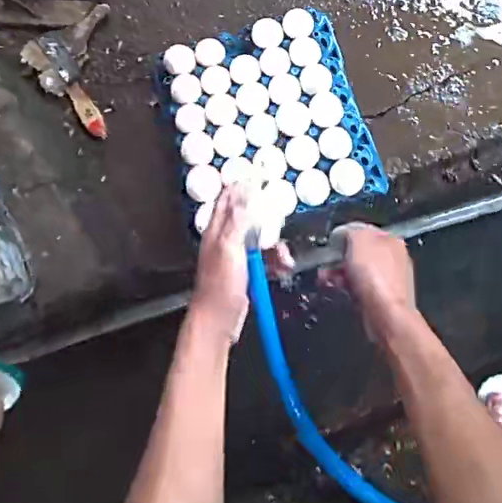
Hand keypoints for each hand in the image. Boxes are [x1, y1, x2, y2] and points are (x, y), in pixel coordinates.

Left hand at [188, 183, 294, 343]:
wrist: (217, 323)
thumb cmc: (220, 287)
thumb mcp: (230, 248)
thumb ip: (238, 220)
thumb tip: (245, 192)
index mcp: (217, 230)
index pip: (228, 199)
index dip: (242, 187)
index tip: (259, 179)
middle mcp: (225, 239)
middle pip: (248, 217)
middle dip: (267, 219)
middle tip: (279, 222)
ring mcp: (236, 256)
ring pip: (260, 239)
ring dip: (275, 246)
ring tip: (284, 258)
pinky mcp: (245, 272)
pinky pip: (264, 259)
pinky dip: (275, 261)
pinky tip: (282, 268)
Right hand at [321, 223, 415, 335]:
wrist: (386, 315)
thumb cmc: (374, 273)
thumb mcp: (358, 240)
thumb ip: (350, 232)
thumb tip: (344, 235)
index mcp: (391, 240)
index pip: (364, 230)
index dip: (346, 233)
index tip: (331, 242)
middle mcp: (392, 258)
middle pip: (359, 252)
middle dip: (338, 256)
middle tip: (325, 261)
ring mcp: (388, 281)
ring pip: (356, 271)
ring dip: (337, 272)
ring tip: (323, 277)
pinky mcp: (380, 300)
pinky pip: (358, 287)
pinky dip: (345, 286)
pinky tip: (333, 288)